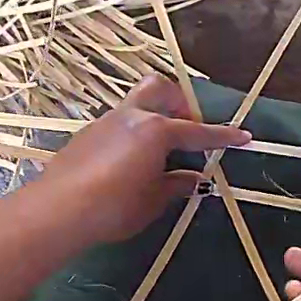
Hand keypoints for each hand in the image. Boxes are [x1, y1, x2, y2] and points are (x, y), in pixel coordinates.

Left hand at [35, 75, 248, 246]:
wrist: (57, 210)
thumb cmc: (114, 207)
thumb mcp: (153, 201)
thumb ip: (176, 185)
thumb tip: (195, 178)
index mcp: (156, 131)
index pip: (198, 132)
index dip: (223, 136)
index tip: (244, 136)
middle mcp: (132, 117)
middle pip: (160, 89)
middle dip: (180, 103)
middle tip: (188, 132)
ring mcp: (106, 122)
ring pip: (137, 104)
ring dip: (155, 117)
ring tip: (161, 149)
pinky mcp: (87, 134)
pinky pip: (120, 123)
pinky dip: (136, 133)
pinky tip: (133, 160)